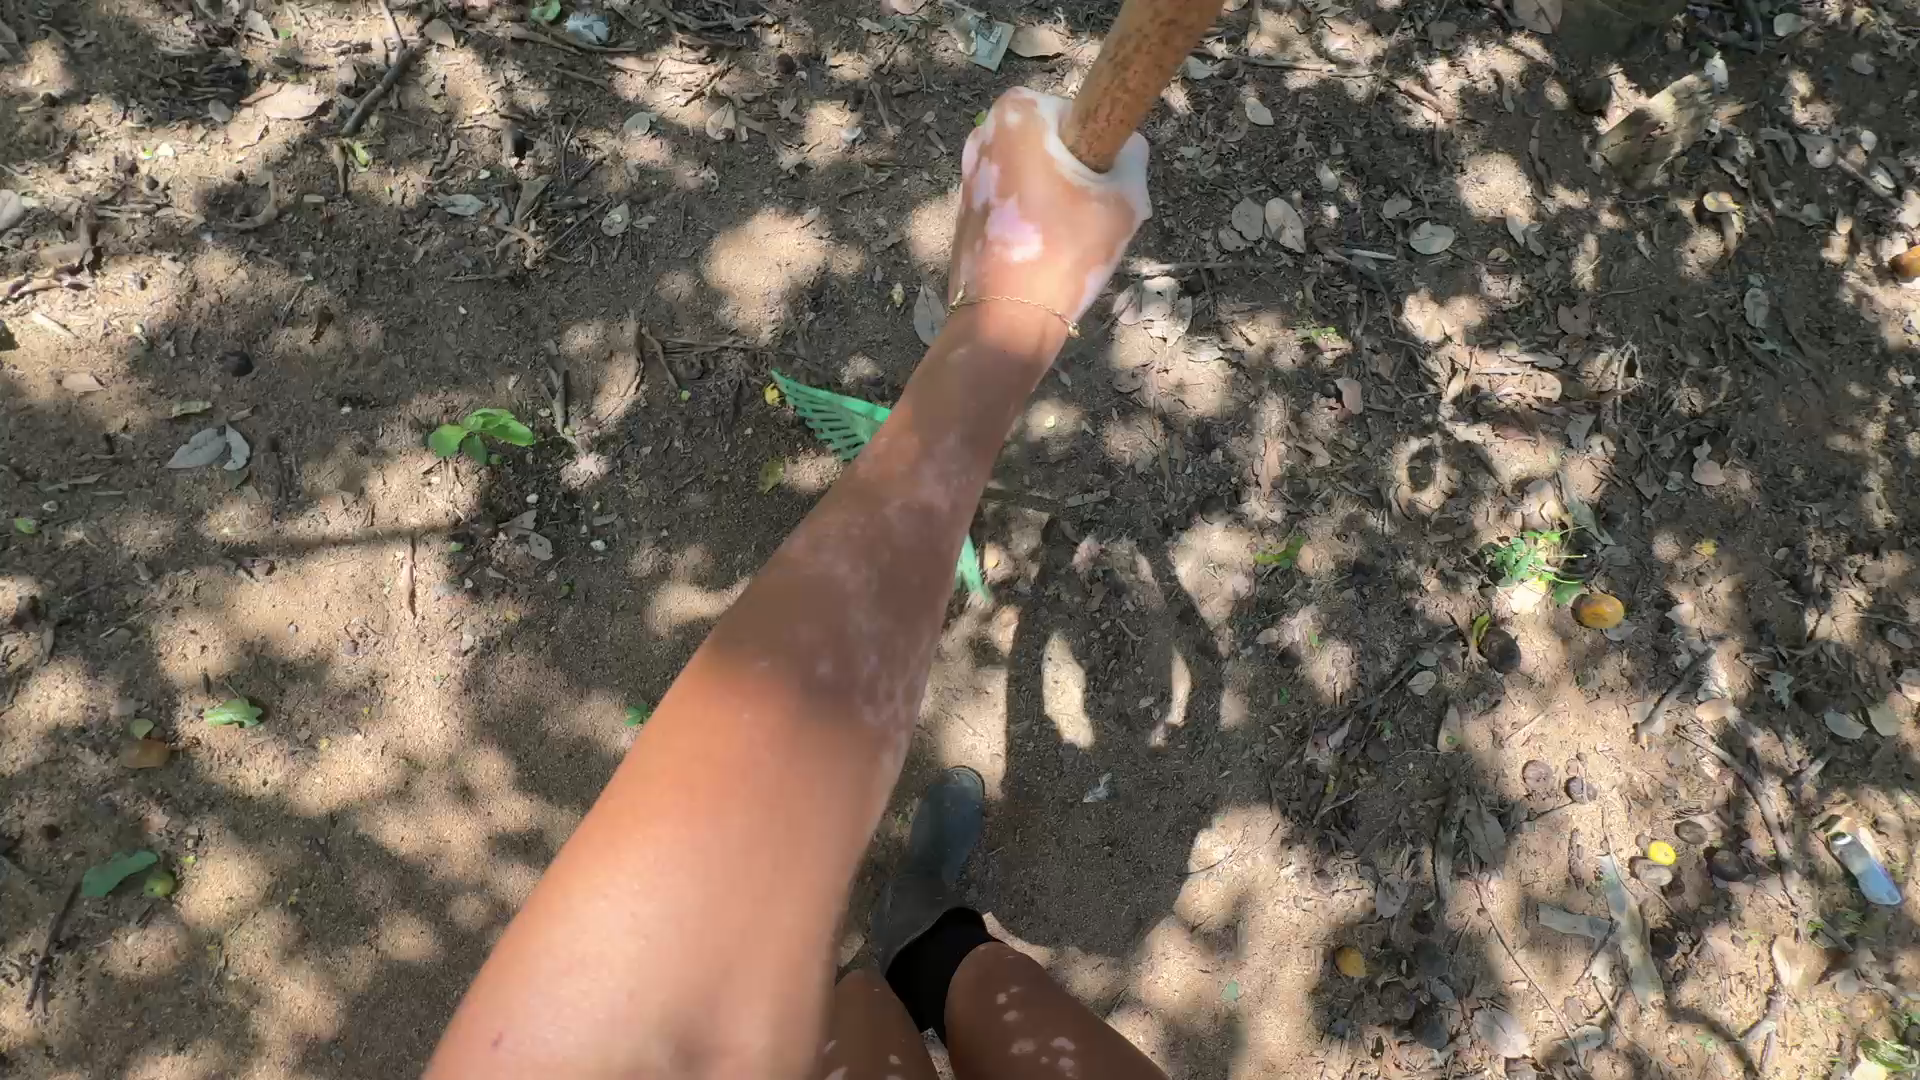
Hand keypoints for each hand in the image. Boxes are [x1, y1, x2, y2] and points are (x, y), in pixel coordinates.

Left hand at [950, 88, 1149, 325]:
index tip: (1100, 192)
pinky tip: (1039, 256)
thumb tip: (1125, 150)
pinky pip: (1012, 206)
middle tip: (1086, 221)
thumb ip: (1133, 157)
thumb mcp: (1125, 201)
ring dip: (1053, 202)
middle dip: (1074, 177)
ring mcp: (967, 175)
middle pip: (1054, 147)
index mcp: (1017, 112)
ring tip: (1063, 244)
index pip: (1080, 114)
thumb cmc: (1064, 256)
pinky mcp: (963, 213)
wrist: (1004, 323)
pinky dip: (1030, 223)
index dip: (1099, 155)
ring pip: (1033, 178)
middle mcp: (982, 133)